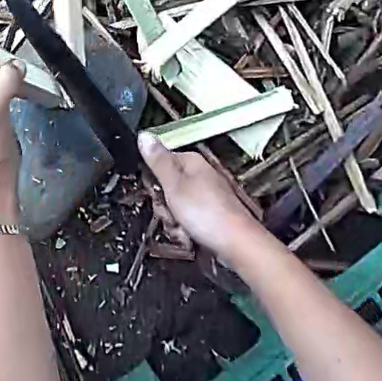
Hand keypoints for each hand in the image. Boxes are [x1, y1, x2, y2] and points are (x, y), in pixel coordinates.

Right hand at [139, 133, 269, 267]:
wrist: (237, 245)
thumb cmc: (207, 213)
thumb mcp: (173, 184)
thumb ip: (157, 160)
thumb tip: (144, 135)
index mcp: (190, 163)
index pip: (159, 165)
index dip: (154, 184)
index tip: (158, 195)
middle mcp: (199, 177)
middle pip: (166, 190)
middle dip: (165, 208)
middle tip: (172, 214)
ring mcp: (206, 198)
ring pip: (175, 209)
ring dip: (174, 223)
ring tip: (183, 230)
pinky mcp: (210, 217)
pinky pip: (187, 222)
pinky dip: (186, 233)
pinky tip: (191, 239)